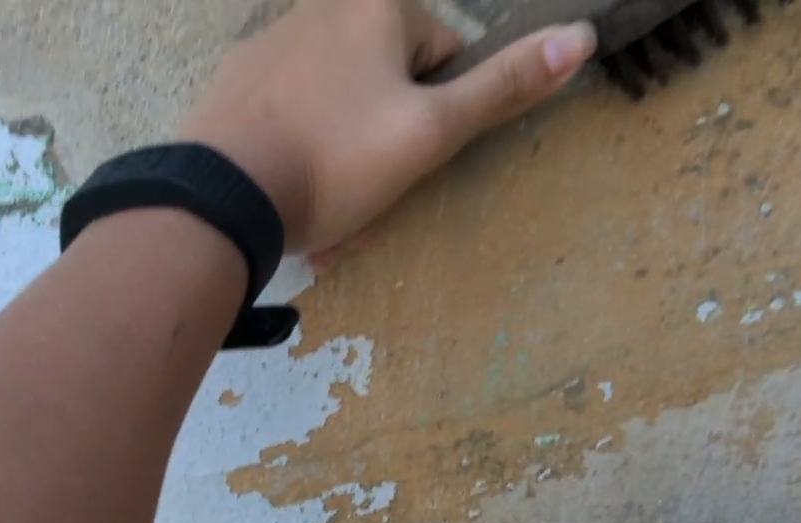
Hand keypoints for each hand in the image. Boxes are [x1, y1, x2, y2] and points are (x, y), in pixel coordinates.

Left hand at [178, 0, 595, 253]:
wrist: (221, 199)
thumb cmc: (333, 160)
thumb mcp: (427, 133)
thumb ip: (499, 89)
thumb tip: (579, 36)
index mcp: (373, 5)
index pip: (440, 53)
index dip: (436, 117)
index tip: (408, 163)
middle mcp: (318, 8)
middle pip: (379, 89)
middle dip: (381, 154)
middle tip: (364, 209)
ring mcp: (265, 49)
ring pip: (330, 115)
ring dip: (338, 171)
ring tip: (325, 223)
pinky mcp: (228, 91)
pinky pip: (282, 126)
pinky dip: (293, 163)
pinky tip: (284, 205)